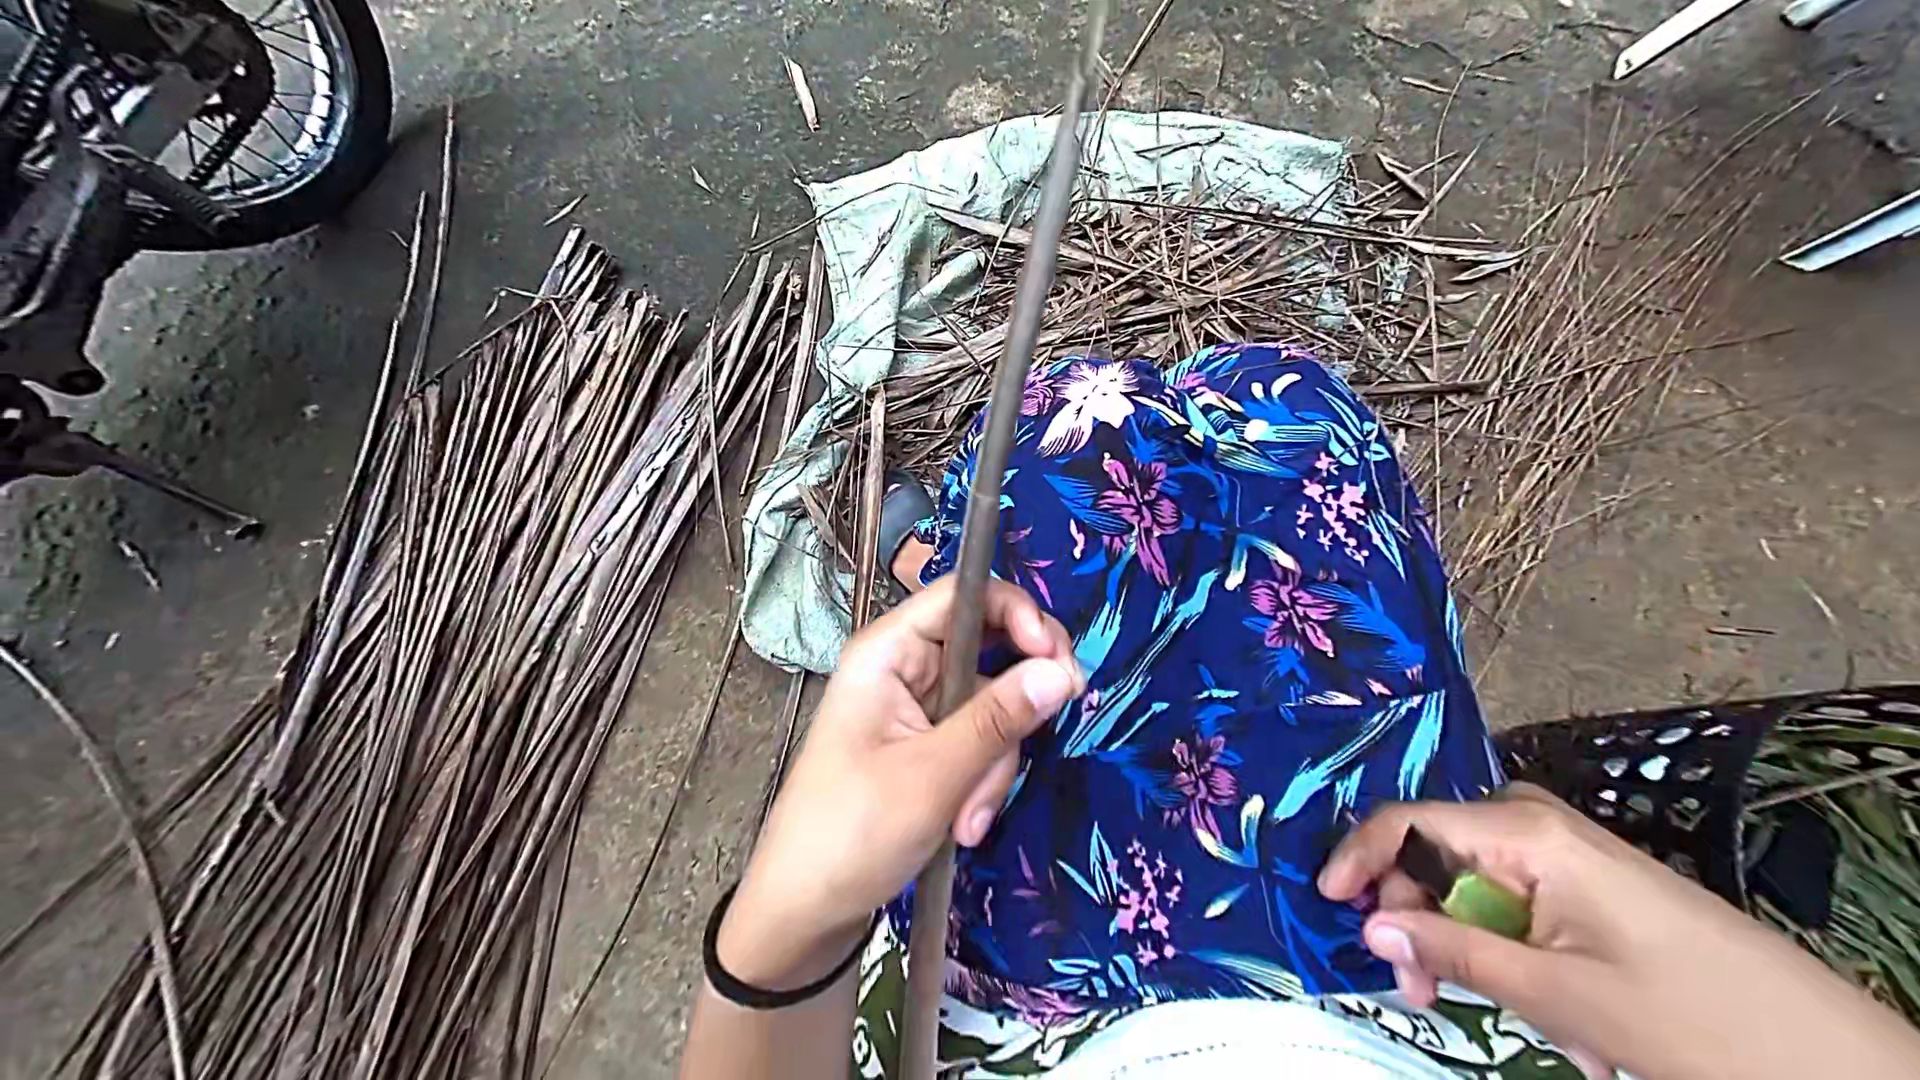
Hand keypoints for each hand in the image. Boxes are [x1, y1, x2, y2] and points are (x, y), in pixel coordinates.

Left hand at [718, 576, 1083, 988]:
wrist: (803, 913)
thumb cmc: (850, 833)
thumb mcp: (932, 776)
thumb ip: (999, 719)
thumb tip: (1061, 671)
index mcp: (888, 650)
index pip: (962, 595)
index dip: (1017, 613)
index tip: (1058, 662)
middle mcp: (905, 666)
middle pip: (988, 647)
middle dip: (1015, 703)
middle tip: (1049, 729)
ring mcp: (919, 705)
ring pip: (991, 703)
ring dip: (996, 760)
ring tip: (970, 819)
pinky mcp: (929, 742)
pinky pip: (980, 739)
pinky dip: (984, 778)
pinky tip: (965, 825)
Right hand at [1319, 784, 1919, 1079]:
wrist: (1861, 1070)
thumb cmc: (1701, 1022)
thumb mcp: (1561, 994)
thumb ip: (1451, 952)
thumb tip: (1367, 928)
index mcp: (1523, 828)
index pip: (1406, 822)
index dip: (1358, 857)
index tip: (1328, 900)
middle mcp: (1533, 822)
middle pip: (1434, 855)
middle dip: (1417, 921)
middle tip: (1419, 991)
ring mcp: (1562, 849)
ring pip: (1470, 883)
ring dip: (1467, 945)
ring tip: (1505, 1014)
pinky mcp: (1586, 881)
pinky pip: (1514, 901)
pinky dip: (1510, 950)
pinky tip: (1558, 1013)